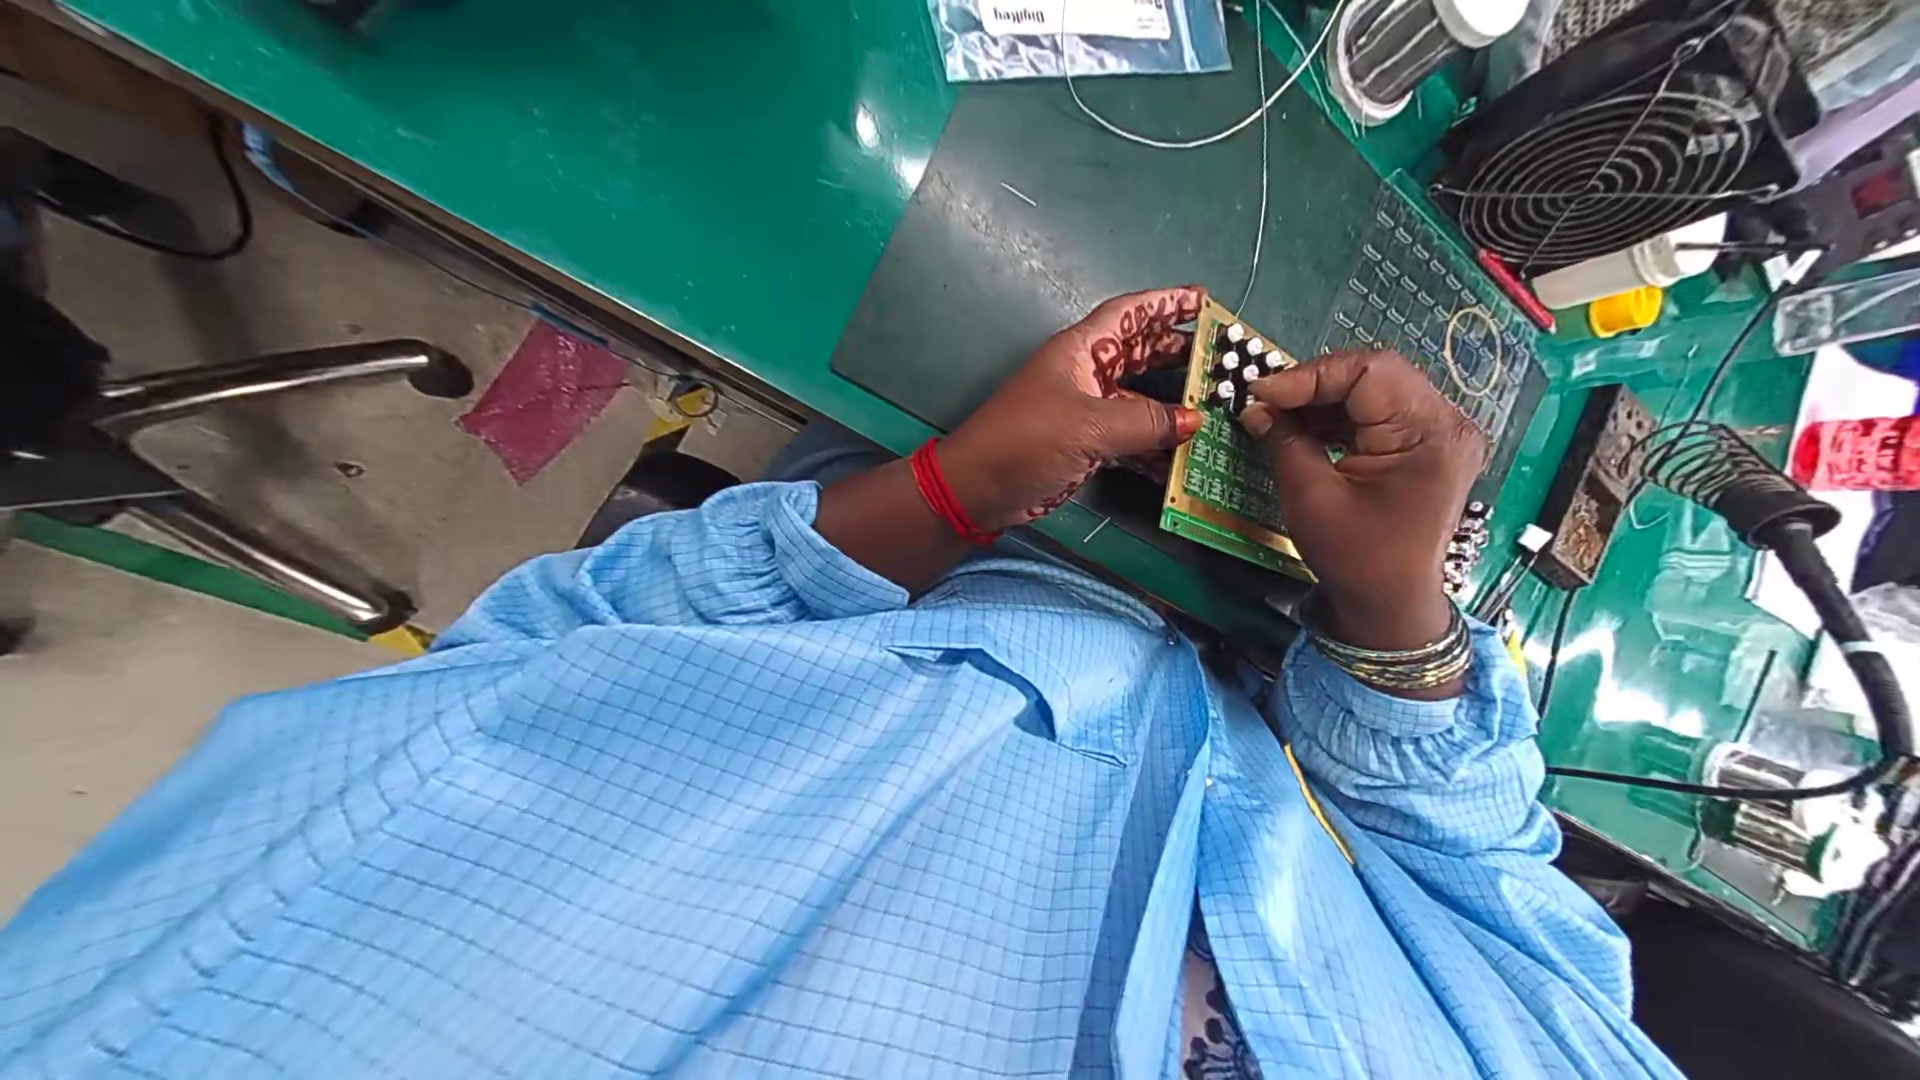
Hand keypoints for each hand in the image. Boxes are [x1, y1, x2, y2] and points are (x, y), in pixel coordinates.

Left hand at [938, 286, 1208, 530]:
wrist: (979, 489)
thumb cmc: (1027, 442)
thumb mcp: (1088, 426)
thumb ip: (1145, 421)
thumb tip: (1193, 419)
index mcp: (1079, 352)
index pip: (1129, 315)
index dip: (1165, 304)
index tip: (1204, 300)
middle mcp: (1085, 376)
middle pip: (1138, 353)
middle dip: (1177, 352)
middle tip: (1221, 356)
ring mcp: (1085, 412)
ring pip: (1137, 398)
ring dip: (1171, 402)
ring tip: (1212, 405)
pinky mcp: (1085, 446)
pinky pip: (1129, 437)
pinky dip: (1153, 443)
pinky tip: (1180, 453)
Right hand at [1240, 350, 1486, 651]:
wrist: (1388, 602)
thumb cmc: (1355, 556)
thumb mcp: (1310, 496)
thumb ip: (1284, 441)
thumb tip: (1256, 408)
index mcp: (1429, 433)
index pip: (1369, 371)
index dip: (1308, 375)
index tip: (1259, 393)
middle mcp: (1445, 423)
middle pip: (1373, 375)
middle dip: (1312, 386)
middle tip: (1264, 402)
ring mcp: (1436, 434)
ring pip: (1371, 391)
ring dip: (1319, 400)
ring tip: (1276, 415)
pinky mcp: (1420, 447)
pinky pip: (1373, 414)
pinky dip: (1334, 417)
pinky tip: (1301, 428)